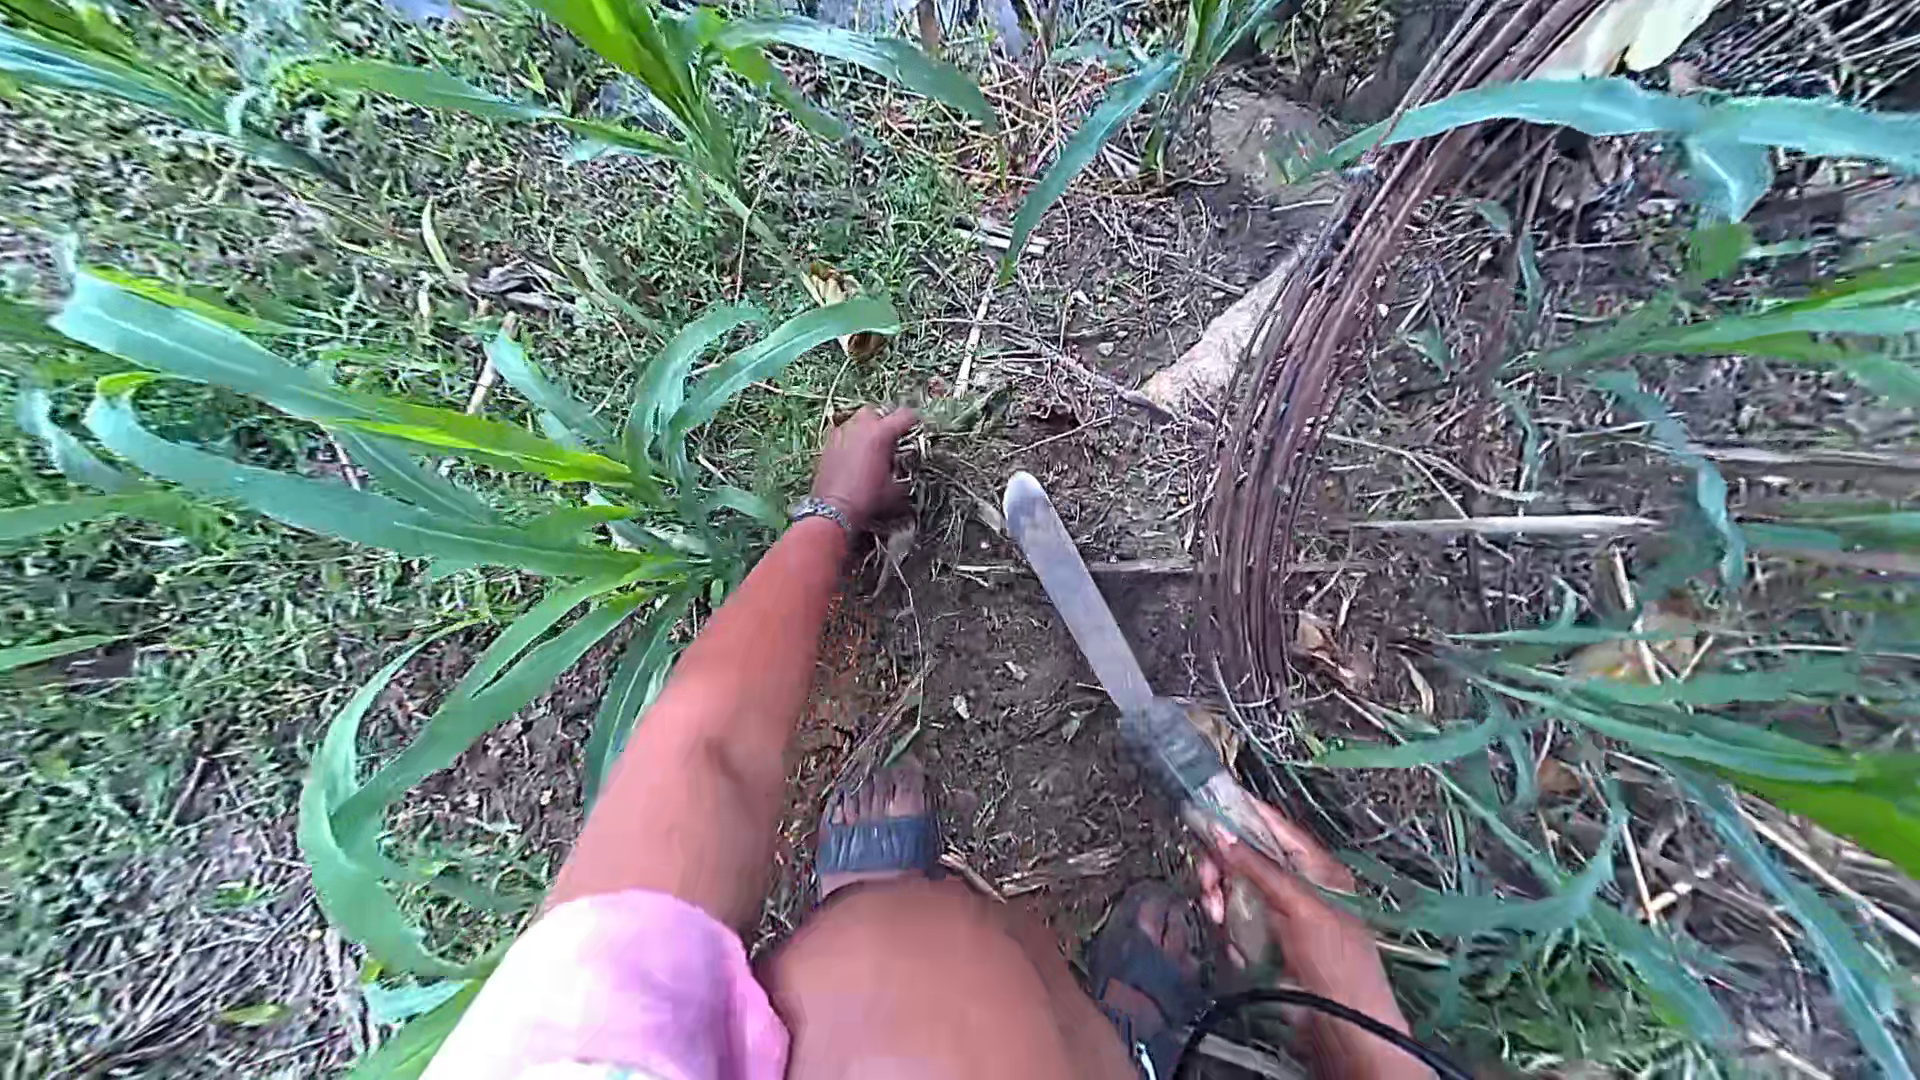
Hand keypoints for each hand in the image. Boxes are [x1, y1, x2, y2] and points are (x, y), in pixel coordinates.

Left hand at [811, 405, 916, 532]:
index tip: (915, 425)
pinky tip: (855, 455)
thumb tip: (904, 475)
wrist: (834, 510)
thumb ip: (902, 472)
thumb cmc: (864, 499)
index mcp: (881, 433)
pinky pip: (843, 433)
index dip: (913, 420)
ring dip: (866, 429)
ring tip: (872, 446)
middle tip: (891, 437)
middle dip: (885, 421)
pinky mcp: (828, 443)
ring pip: (857, 420)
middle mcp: (859, 427)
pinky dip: (851, 439)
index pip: (904, 416)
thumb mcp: (895, 488)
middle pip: (876, 411)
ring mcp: (841, 433)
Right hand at [1197, 799, 1425, 1079]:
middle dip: (1221, 864)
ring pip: (1233, 882)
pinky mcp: (1263, 934)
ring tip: (1215, 911)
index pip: (1272, 825)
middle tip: (1207, 877)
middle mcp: (1293, 881)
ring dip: (1218, 894)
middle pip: (1244, 854)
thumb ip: (1258, 866)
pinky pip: (1232, 912)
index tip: (1209, 801)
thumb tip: (1219, 831)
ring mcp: (1277, 909)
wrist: (1345, 1031)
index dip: (1242, 811)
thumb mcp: (1299, 906)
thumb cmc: (1337, 964)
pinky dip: (1224, 919)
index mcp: (1314, 866)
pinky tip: (1226, 933)